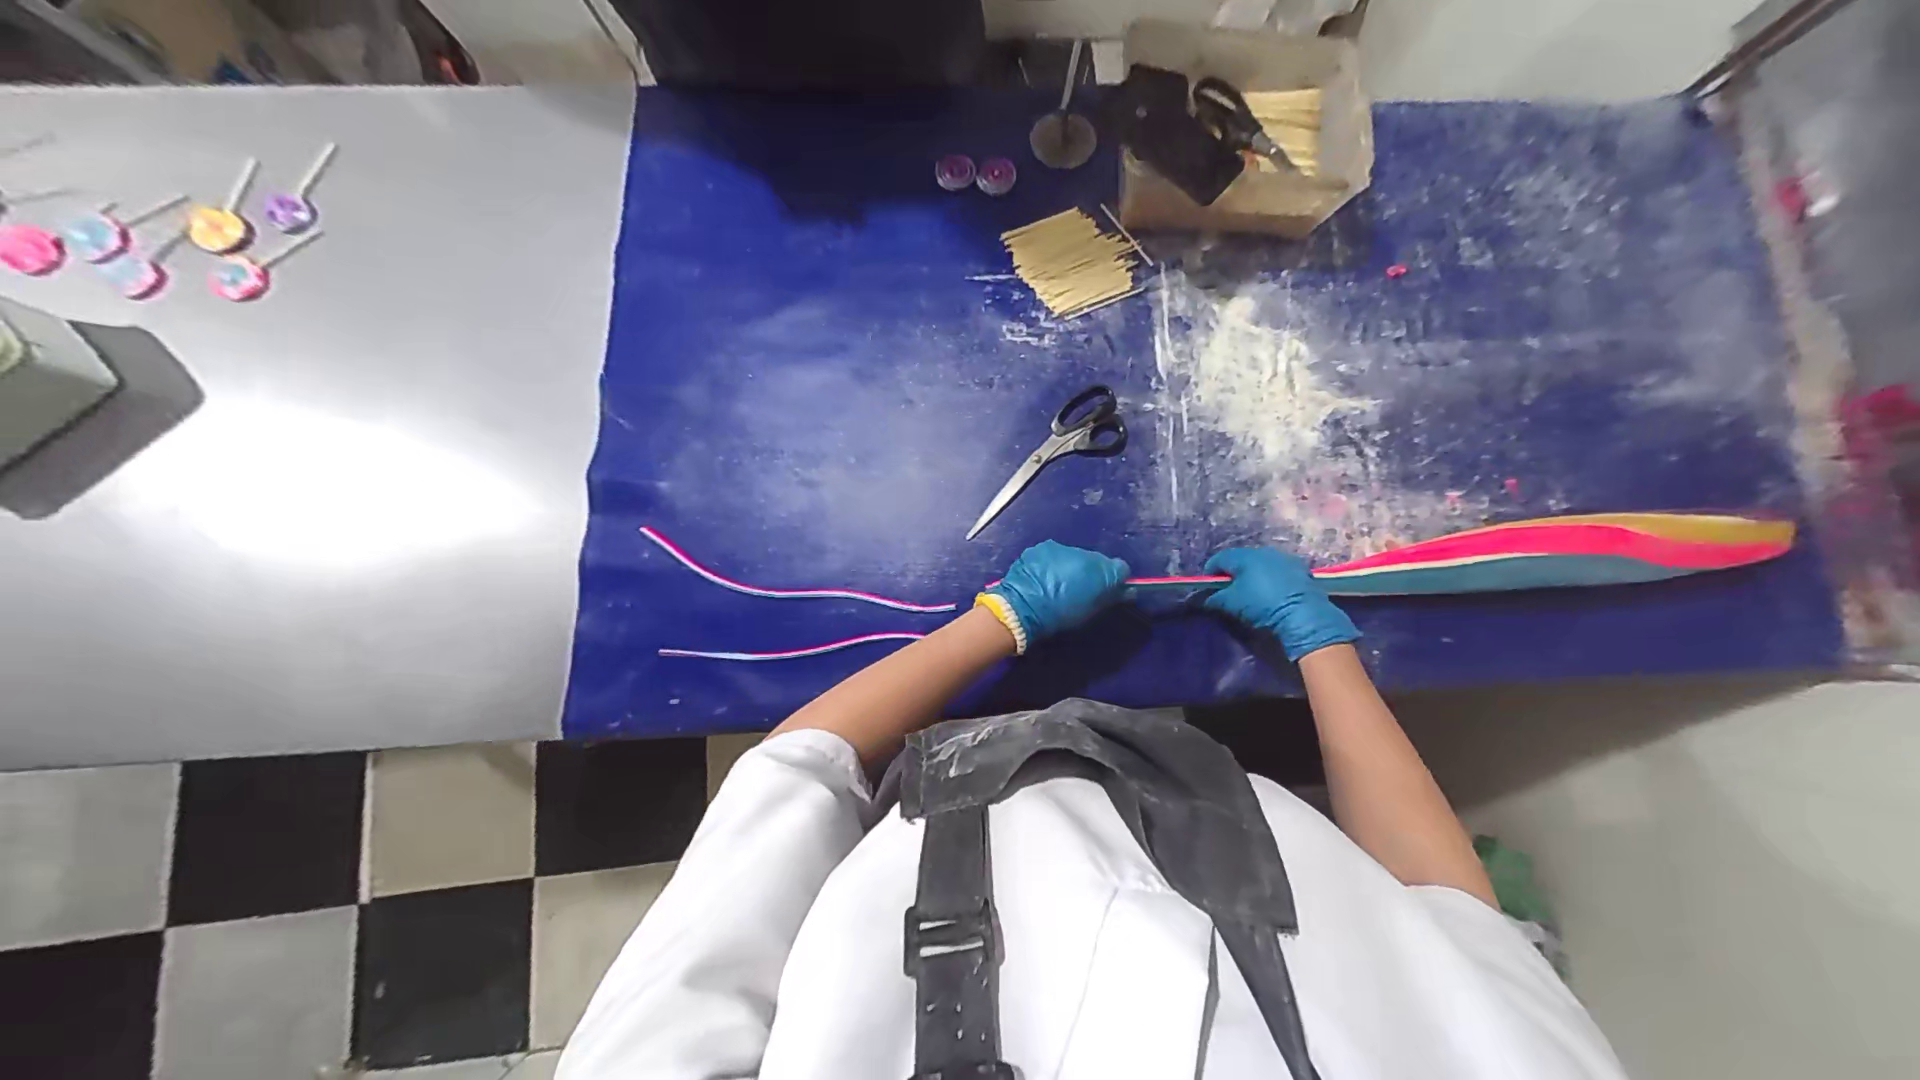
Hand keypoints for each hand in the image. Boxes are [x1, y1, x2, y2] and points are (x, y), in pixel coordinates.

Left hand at [982, 540, 1129, 651]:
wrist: (1021, 608)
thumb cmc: (1060, 616)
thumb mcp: (1090, 611)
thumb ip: (1110, 596)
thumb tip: (1127, 590)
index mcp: (1099, 569)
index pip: (1119, 568)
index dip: (1115, 579)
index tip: (1108, 589)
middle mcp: (1081, 552)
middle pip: (1095, 560)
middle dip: (1091, 571)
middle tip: (1080, 588)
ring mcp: (1059, 548)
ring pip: (1073, 556)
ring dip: (1070, 566)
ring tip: (1058, 583)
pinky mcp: (1039, 548)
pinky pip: (1052, 555)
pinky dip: (1052, 564)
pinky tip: (1043, 578)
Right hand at [1202, 547, 1358, 661]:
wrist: (1304, 615)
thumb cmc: (1261, 605)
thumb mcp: (1231, 604)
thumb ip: (1215, 598)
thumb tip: (1207, 598)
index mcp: (1244, 556)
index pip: (1219, 559)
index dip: (1210, 572)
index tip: (1209, 586)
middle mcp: (1264, 552)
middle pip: (1241, 559)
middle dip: (1234, 572)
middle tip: (1230, 589)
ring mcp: (1285, 559)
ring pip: (1262, 564)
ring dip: (1255, 574)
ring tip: (1253, 591)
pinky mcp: (1302, 569)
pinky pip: (1280, 571)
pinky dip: (1273, 579)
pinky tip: (1274, 593)